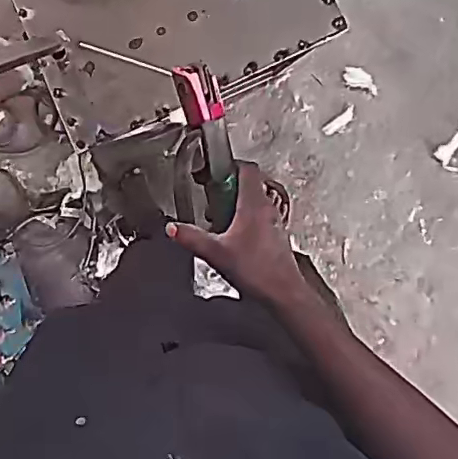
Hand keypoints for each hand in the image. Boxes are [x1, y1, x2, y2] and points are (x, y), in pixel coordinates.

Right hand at [167, 162, 307, 305]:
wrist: (284, 293)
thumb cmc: (258, 271)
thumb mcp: (216, 252)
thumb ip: (192, 237)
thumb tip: (174, 228)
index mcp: (254, 204)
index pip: (248, 169)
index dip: (231, 165)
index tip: (215, 172)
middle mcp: (267, 208)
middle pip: (250, 183)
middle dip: (229, 187)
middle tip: (214, 199)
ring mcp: (274, 221)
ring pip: (256, 199)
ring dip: (238, 203)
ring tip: (222, 220)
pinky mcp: (276, 234)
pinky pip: (261, 215)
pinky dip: (247, 218)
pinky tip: (235, 237)